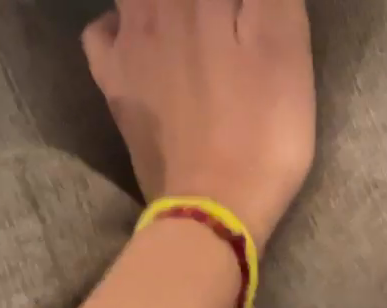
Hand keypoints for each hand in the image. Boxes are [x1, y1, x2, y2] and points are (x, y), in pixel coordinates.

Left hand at [83, 0, 316, 245]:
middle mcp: (158, 7)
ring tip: (183, 22)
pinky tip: (136, 36)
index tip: (247, 18)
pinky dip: (116, 24)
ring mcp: (130, 46)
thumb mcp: (286, 50)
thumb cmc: (263, 134)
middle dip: (202, 10)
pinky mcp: (116, 86)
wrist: (214, 208)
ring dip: (155, 4)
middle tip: (219, 26)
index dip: (241, 6)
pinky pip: (101, 33)